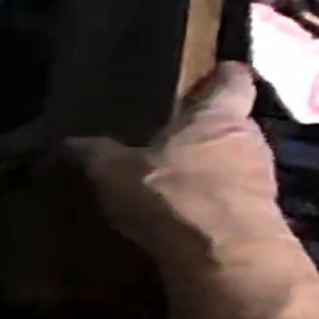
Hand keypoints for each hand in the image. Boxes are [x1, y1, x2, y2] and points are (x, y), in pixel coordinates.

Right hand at [69, 62, 289, 267]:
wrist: (219, 248)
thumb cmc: (168, 191)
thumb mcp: (109, 168)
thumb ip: (89, 151)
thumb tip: (64, 142)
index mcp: (216, 118)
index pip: (231, 81)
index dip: (220, 73)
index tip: (210, 69)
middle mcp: (246, 138)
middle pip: (225, 123)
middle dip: (195, 127)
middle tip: (159, 131)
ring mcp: (255, 174)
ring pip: (223, 157)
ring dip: (195, 162)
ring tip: (155, 171)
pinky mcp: (250, 207)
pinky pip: (219, 189)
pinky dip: (196, 191)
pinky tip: (166, 202)